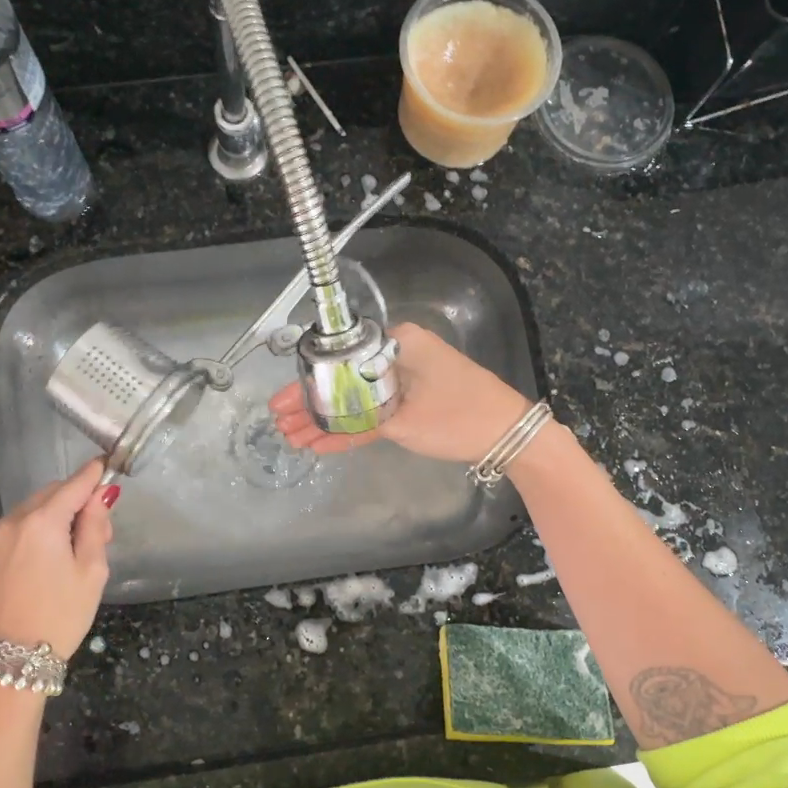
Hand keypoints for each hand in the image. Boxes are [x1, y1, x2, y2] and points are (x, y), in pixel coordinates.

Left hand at [0, 459, 117, 661]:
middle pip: (48, 496)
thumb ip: (95, 528)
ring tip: (67, 553)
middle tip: (96, 530)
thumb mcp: (91, 573)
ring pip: (28, 514)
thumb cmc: (61, 616)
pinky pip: (10, 534)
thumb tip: (100, 496)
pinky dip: (29, 537)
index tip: (105, 464)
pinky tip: (39, 566)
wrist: (9, 659)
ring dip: (50, 520)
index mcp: (42, 522)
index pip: (73, 486)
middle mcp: (11, 522)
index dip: (92, 475)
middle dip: (73, 503)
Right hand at [270, 322, 529, 462]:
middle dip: (311, 404)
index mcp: (397, 344)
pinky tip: (320, 443)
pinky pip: (373, 415)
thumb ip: (360, 416)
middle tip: (279, 421)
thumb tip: (321, 414)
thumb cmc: (458, 416)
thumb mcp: (404, 419)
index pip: (340, 359)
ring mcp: (404, 382)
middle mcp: (397, 357)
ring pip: (355, 400)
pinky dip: (351, 429)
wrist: (508, 436)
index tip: (282, 401)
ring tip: (291, 437)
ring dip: (326, 420)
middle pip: (343, 380)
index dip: (307, 382)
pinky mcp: (412, 405)